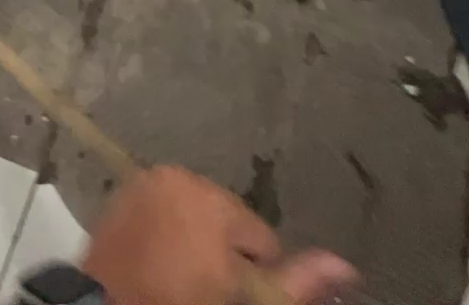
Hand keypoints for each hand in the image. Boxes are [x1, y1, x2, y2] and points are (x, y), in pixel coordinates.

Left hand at [81, 166, 356, 304]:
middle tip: (205, 284)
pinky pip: (162, 206)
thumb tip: (345, 267)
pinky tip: (159, 258)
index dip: (256, 275)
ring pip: (194, 211)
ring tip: (182, 272)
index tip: (234, 293)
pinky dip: (166, 226)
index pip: (263, 239)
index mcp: (215, 200)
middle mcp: (181, 177)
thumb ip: (297, 282)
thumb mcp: (248, 299)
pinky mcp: (123, 192)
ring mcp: (148, 181)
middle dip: (226, 250)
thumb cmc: (183, 301)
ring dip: (197, 235)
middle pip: (228, 219)